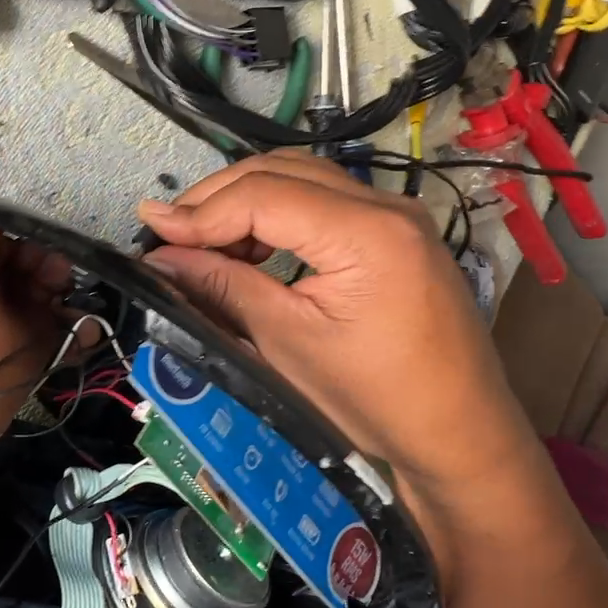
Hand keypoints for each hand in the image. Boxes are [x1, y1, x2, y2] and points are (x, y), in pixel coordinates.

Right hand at [137, 150, 535, 492]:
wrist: (458, 436)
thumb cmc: (373, 397)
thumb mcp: (284, 340)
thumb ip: (221, 286)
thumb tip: (159, 257)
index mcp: (367, 232)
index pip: (263, 196)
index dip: (199, 212)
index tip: (150, 231)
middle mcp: (386, 205)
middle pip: (279, 172)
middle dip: (214, 198)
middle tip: (167, 233)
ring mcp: (395, 215)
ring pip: (298, 177)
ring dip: (242, 200)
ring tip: (201, 242)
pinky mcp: (393, 231)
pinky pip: (320, 199)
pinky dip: (273, 212)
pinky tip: (248, 247)